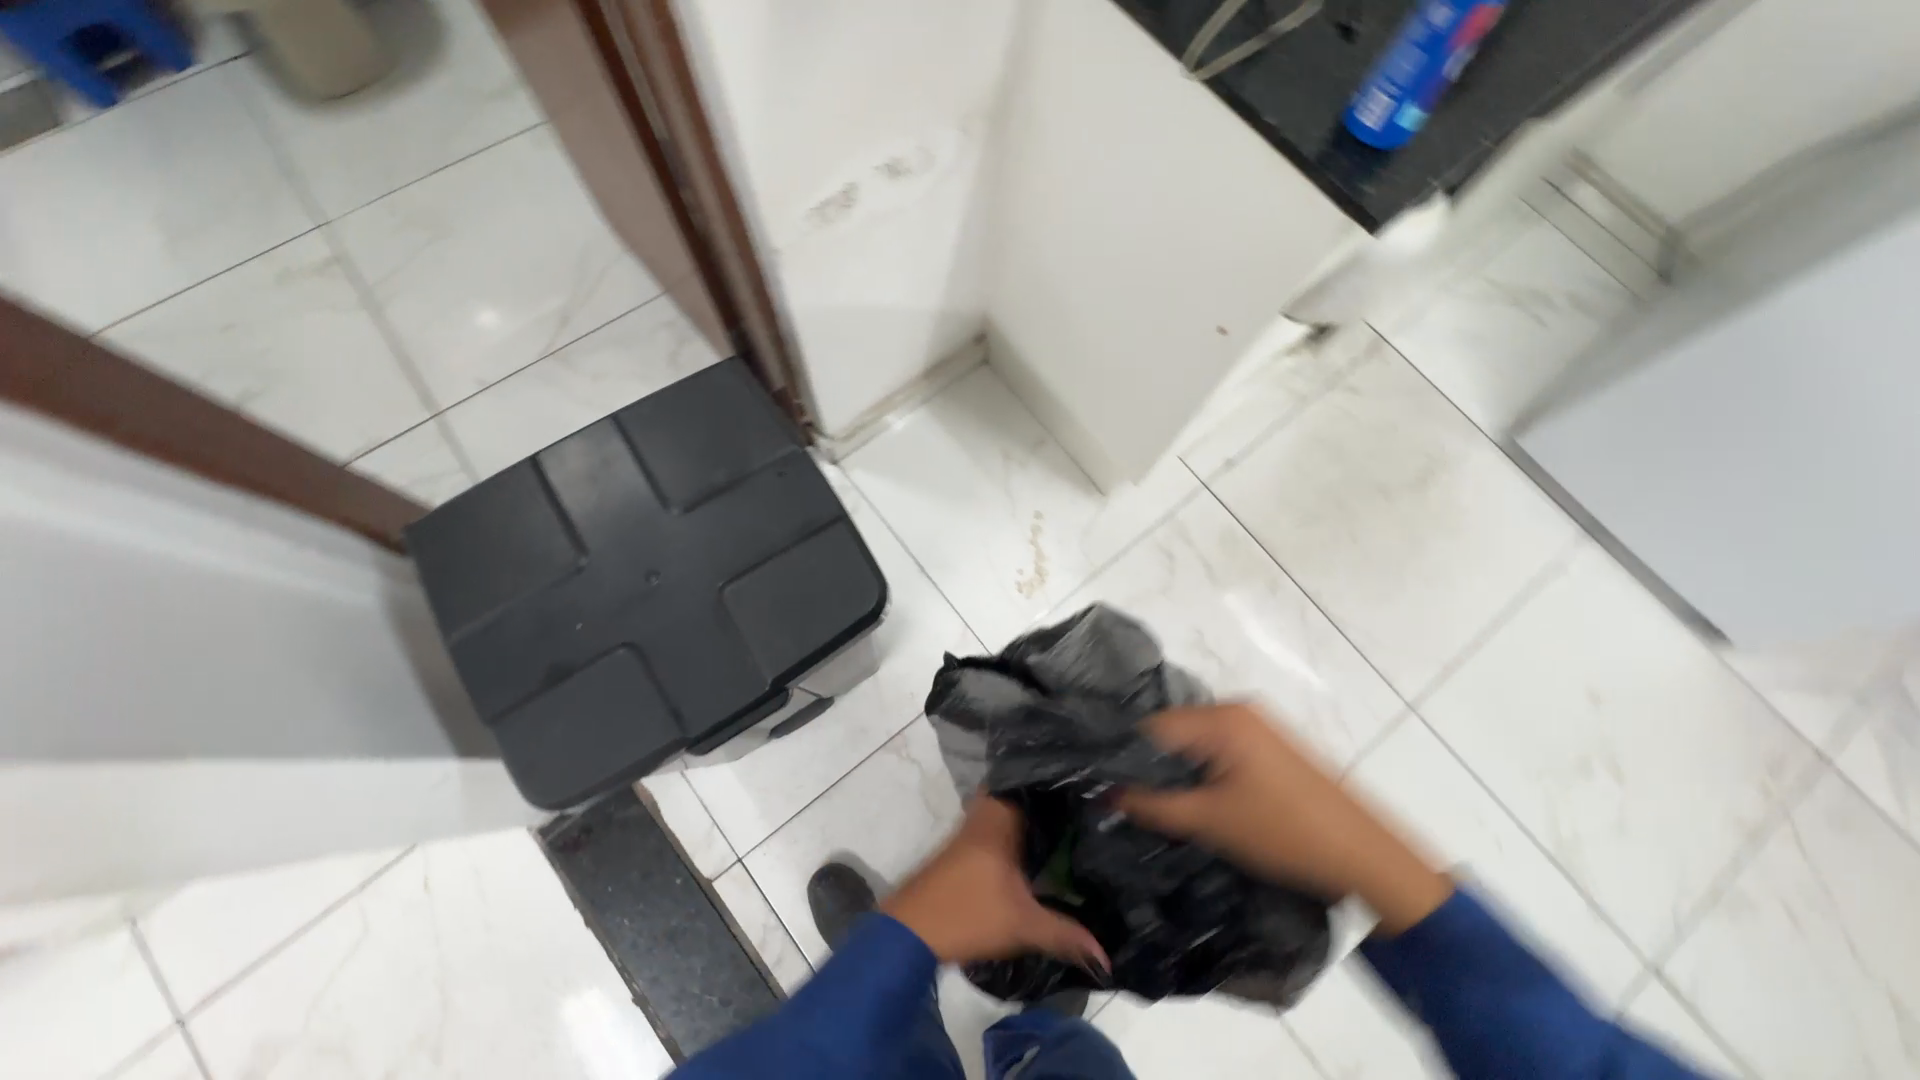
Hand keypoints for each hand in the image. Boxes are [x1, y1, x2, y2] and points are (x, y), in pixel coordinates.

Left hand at [881, 796, 1110, 970]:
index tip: (1087, 777)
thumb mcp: (1023, 926)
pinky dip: (1017, 834)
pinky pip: (998, 830)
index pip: (1029, 781)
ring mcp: (969, 834)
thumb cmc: (966, 915)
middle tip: (1085, 801)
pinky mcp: (962, 853)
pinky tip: (1039, 851)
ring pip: (1006, 813)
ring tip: (1072, 821)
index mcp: (998, 819)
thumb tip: (1107, 957)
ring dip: (1031, 817)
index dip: (1056, 777)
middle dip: (1048, 798)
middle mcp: (983, 817)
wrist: (909, 932)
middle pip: (1018, 795)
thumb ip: (1066, 935)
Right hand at [1114, 703, 1452, 933]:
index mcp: (1222, 717)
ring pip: (1194, 743)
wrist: (1367, 858)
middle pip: (1171, 731)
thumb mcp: (1210, 821)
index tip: (1097, 786)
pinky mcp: (1270, 747)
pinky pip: (1217, 751)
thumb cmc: (1285, 833)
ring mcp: (1258, 726)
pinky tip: (1192, 801)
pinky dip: (1199, 772)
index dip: (1121, 756)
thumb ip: (1151, 805)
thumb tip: (1102, 793)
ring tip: (1151, 804)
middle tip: (1119, 799)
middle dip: (1147, 764)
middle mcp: (1238, 709)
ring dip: (1174, 771)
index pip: (1149, 726)